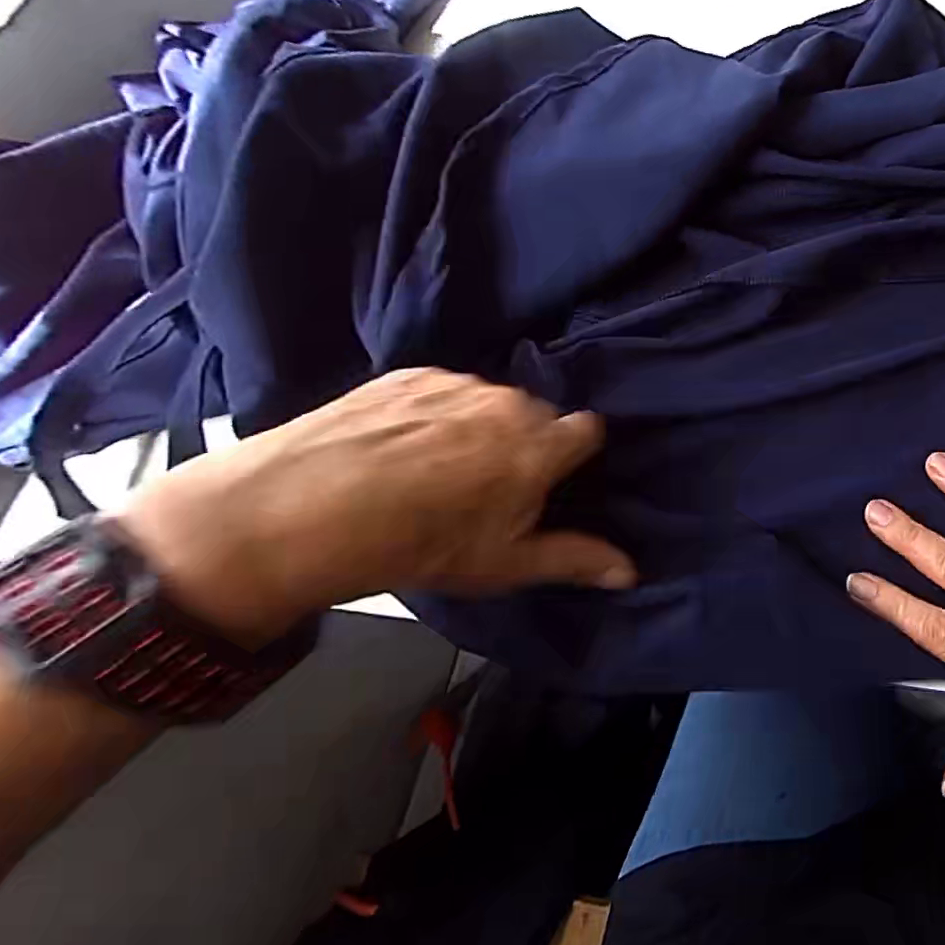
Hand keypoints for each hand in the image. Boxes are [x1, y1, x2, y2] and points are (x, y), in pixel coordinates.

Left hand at [115, 368, 635, 646]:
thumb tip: (632, 571)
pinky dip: (435, 412)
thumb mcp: (505, 564)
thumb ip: (575, 559)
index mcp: (540, 445)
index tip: (553, 479)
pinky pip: (442, 389)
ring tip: (435, 467)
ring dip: (478, 426)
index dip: (575, 454)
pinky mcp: (409, 372)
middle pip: (536, 415)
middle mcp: (506, 401)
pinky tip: (399, 446)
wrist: (312, 509)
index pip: (587, 430)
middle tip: (488, 486)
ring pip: (487, 401)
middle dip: (525, 443)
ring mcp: (455, 381)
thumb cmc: (424, 546)